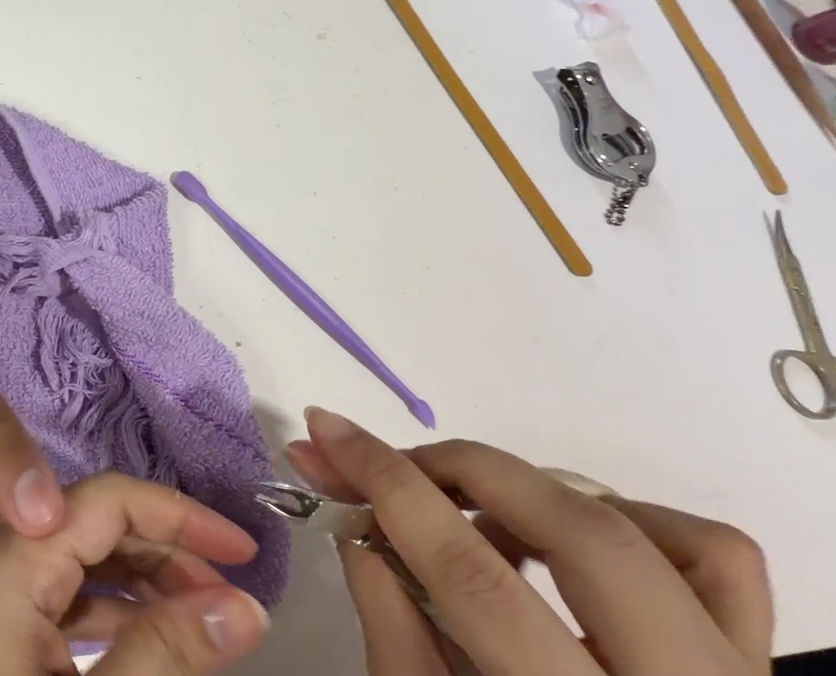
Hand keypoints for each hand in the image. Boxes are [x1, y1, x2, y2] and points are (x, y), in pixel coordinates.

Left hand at [0, 473, 268, 675]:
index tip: (246, 553)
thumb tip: (245, 606)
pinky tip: (144, 641)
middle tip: (230, 604)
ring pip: (66, 558)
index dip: (179, 516)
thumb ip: (167, 654)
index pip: (103, 501)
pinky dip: (97, 608)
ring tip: (199, 625)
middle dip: (163, 554)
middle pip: (85, 524)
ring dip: (135, 583)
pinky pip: (43, 592)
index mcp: (4, 562)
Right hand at [287, 409, 772, 674]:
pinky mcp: (755, 661)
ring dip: (533, 495)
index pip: (474, 576)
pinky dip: (627, 516)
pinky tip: (558, 539)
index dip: (388, 485)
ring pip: (649, 529)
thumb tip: (356, 517)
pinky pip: (711, 555)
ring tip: (468, 517)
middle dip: (457, 469)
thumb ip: (392, 628)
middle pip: (577, 531)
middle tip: (382, 464)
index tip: (326, 429)